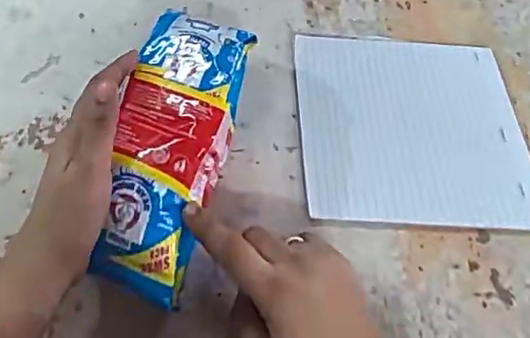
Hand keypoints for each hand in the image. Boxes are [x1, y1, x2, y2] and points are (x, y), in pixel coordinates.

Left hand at [2, 51, 135, 295]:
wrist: (46, 267)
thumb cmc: (70, 216)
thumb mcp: (89, 168)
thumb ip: (99, 126)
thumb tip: (106, 82)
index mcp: (74, 135)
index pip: (96, 91)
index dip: (116, 70)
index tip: (140, 56)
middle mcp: (74, 144)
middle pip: (99, 105)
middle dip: (124, 86)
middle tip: (155, 81)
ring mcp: (77, 165)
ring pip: (104, 127)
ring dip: (125, 112)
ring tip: (156, 113)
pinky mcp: (84, 184)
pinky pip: (108, 149)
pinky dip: (125, 139)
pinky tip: (143, 154)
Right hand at [184, 205, 379, 337]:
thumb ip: (243, 319)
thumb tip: (241, 293)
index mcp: (274, 287)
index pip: (232, 248)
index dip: (207, 229)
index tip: (189, 210)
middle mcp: (296, 262)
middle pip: (254, 236)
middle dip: (242, 249)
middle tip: (244, 280)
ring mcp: (321, 257)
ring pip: (281, 239)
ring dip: (272, 256)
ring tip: (279, 289)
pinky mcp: (341, 260)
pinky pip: (307, 245)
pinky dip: (298, 258)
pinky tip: (304, 286)